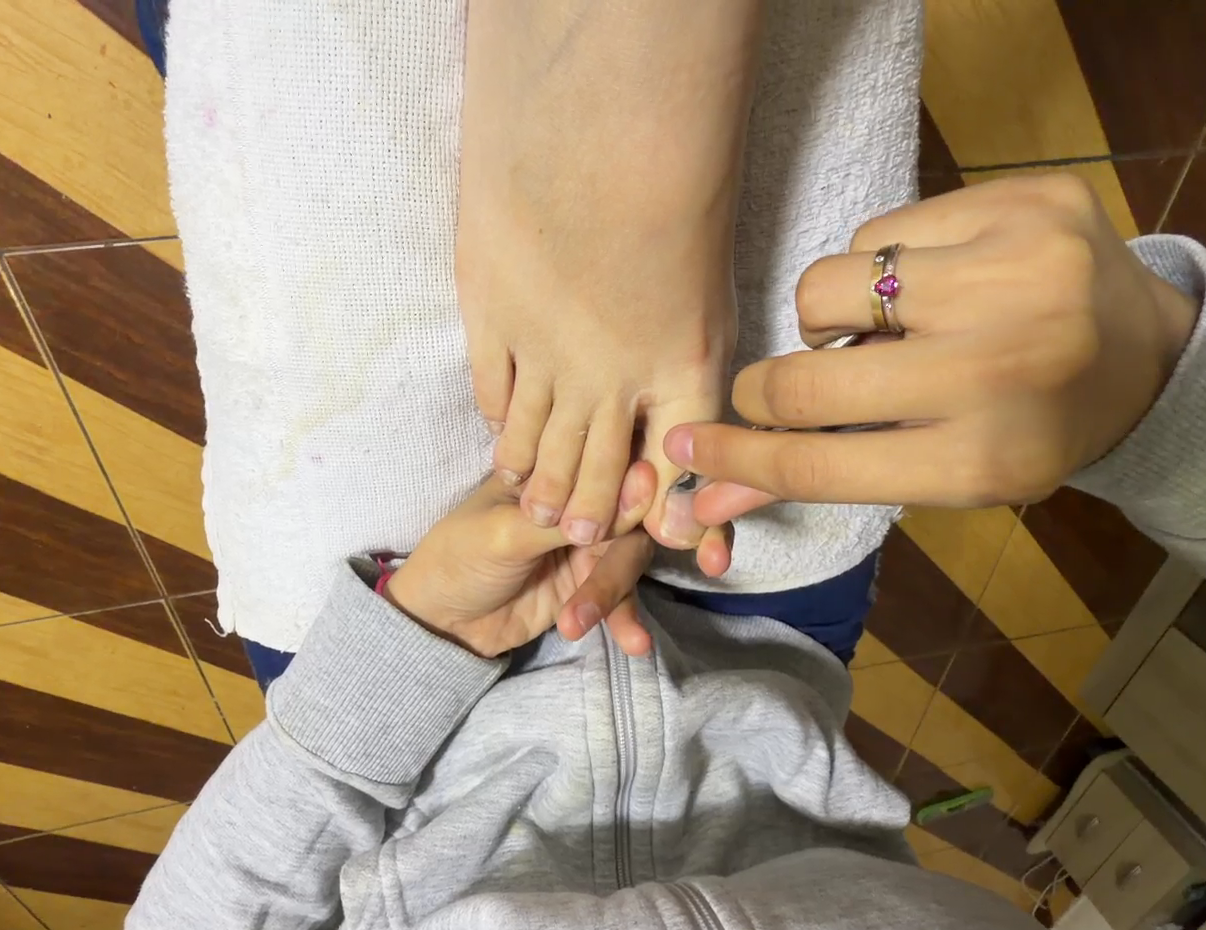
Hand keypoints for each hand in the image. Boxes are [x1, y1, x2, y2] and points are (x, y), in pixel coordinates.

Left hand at [384, 463, 660, 658]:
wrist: (442, 622)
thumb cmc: (460, 558)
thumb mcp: (508, 533)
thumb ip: (568, 517)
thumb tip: (637, 488)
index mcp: (554, 470)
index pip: (606, 466)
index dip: (631, 487)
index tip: (642, 510)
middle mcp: (579, 502)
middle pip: (627, 519)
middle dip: (617, 558)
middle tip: (605, 585)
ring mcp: (587, 545)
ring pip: (625, 562)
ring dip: (612, 596)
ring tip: (577, 623)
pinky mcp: (590, 585)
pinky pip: (620, 599)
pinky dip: (626, 620)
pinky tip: (635, 643)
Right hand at [456, 0, 760, 550]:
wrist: (607, 107)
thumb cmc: (681, 180)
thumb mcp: (712, 279)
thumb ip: (690, 354)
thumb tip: (675, 407)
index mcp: (682, 363)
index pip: (675, 466)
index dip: (674, 517)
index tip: (674, 546)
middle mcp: (612, 375)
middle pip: (596, 468)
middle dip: (591, 511)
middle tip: (577, 535)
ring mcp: (545, 348)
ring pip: (538, 441)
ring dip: (540, 481)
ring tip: (536, 505)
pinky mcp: (493, 314)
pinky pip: (496, 393)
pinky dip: (503, 424)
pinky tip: (504, 440)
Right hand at [660, 175, 1199, 520]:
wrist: (1146, 360)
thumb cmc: (1018, 431)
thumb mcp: (927, 474)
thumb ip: (816, 476)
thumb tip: (706, 498)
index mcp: (980, 458)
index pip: (813, 465)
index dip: (735, 459)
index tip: (686, 448)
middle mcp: (1001, 368)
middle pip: (804, 380)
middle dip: (767, 387)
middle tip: (783, 386)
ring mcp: (1021, 274)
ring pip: (827, 286)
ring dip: (831, 316)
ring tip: (884, 330)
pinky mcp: (1029, 201)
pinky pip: (879, 231)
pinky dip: (881, 264)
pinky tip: (933, 281)